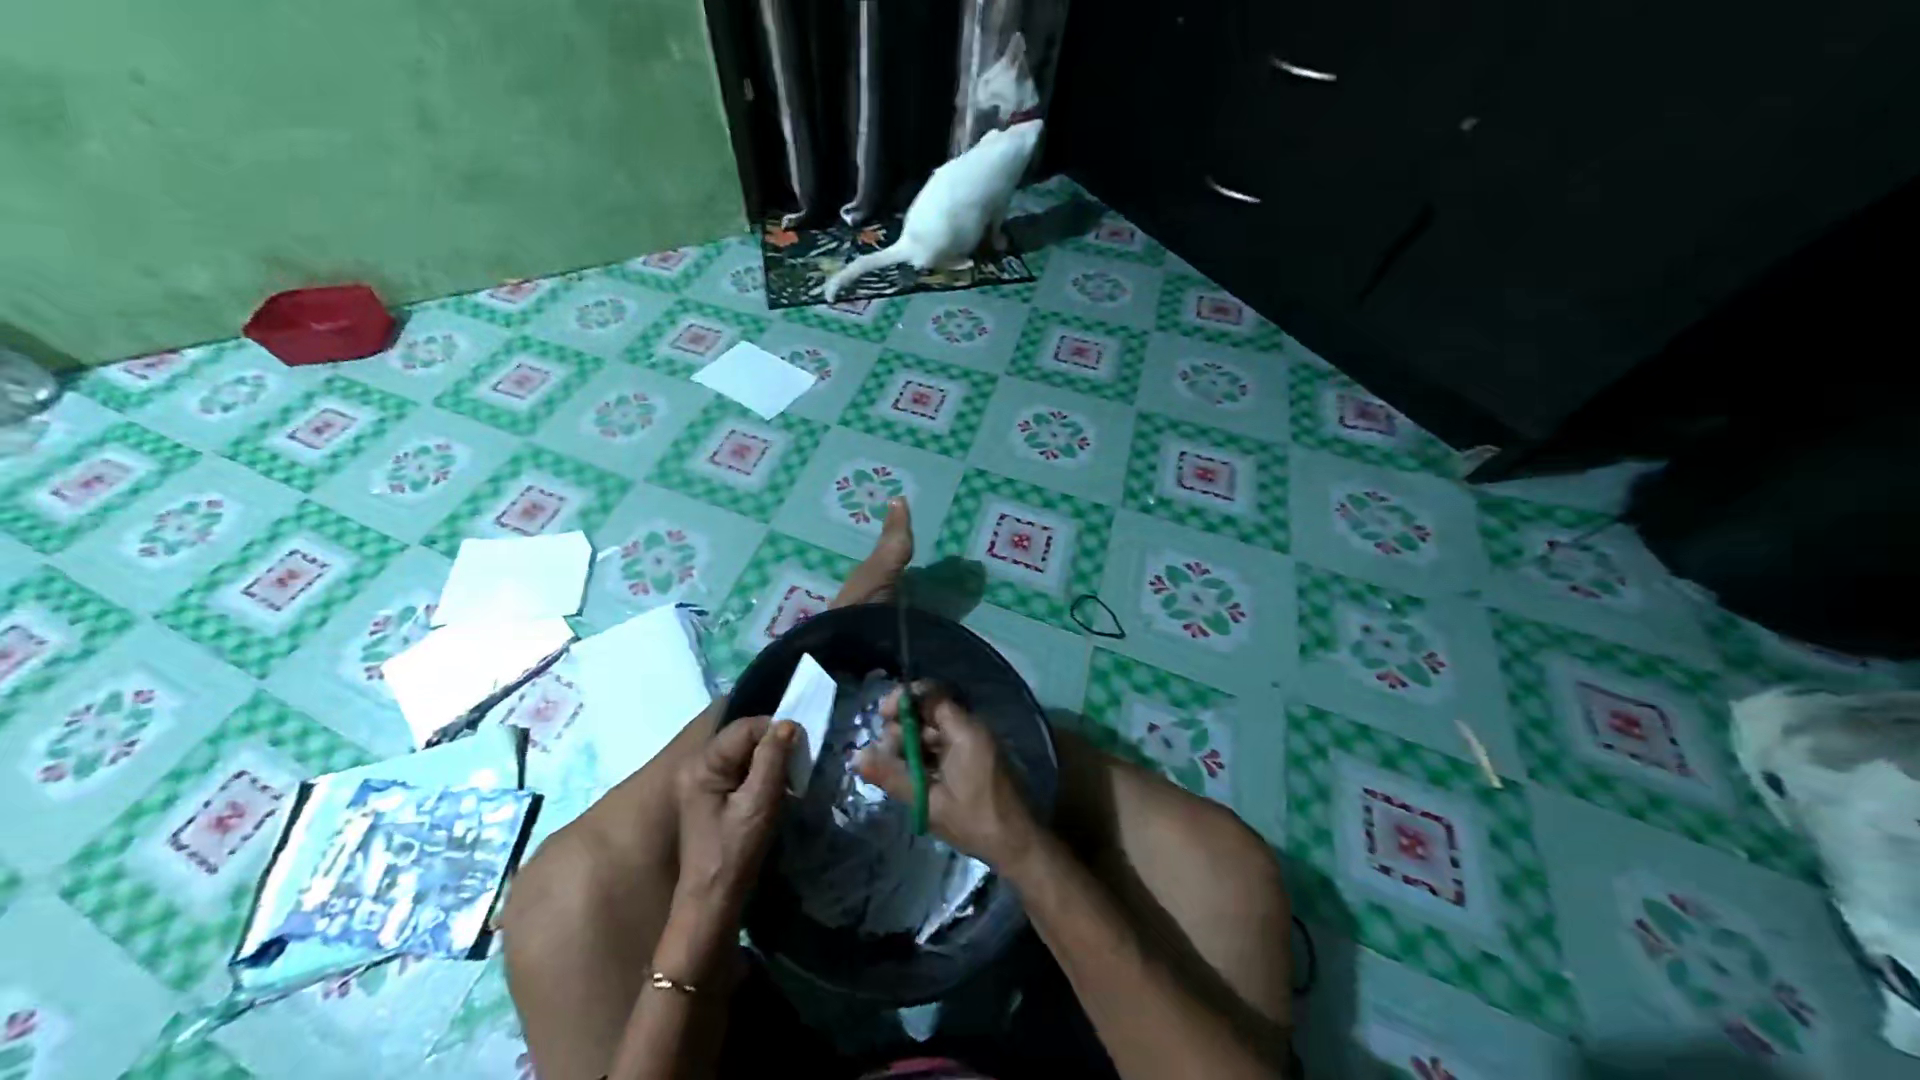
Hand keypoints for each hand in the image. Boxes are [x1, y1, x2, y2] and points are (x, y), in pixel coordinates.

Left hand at [673, 715, 794, 918]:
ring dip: (771, 759)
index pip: (746, 727)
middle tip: (798, 763)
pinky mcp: (713, 793)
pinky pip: (743, 768)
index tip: (801, 749)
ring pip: (746, 752)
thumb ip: (772, 760)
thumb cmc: (735, 852)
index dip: (776, 731)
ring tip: (790, 777)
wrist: (713, 899)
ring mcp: (703, 779)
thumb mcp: (759, 803)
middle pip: (745, 736)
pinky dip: (763, 773)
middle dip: (774, 745)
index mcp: (703, 764)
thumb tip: (788, 724)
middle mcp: (698, 764)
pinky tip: (777, 789)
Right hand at [855, 683, 1041, 868]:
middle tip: (882, 752)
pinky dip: (926, 755)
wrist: (1018, 845)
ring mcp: (976, 744)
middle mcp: (972, 729)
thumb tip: (856, 757)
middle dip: (903, 727)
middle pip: (930, 713)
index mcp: (965, 731)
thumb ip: (892, 776)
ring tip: (892, 767)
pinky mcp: (976, 759)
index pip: (931, 696)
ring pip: (936, 731)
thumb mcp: (928, 801)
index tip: (882, 718)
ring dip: (912, 744)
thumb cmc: (975, 821)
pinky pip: (946, 745)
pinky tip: (910, 775)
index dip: (904, 701)